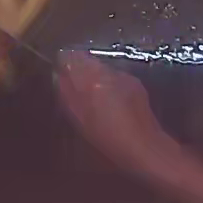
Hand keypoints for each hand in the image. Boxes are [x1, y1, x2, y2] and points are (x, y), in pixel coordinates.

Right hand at [55, 51, 179, 178]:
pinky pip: (115, 76)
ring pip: (101, 67)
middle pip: (87, 59)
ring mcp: (122, 75)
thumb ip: (66, 91)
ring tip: (94, 95)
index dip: (64, 62)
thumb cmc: (105, 136)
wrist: (143, 145)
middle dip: (80, 69)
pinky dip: (110, 82)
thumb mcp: (78, 117)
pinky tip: (112, 100)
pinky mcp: (135, 82)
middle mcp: (106, 71)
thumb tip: (59, 74)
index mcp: (89, 79)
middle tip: (76, 87)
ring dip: (95, 76)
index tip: (61, 72)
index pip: (71, 57)